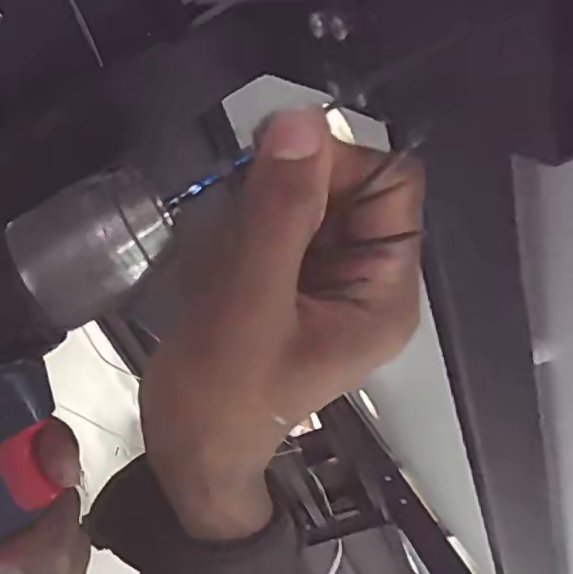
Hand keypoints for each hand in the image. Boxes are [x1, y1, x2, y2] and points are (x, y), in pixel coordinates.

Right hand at [140, 107, 425, 539]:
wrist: (185, 454)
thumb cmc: (220, 398)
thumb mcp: (248, 306)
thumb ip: (276, 215)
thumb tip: (299, 119)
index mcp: (380, 293)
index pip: (387, 187)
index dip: (333, 165)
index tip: (262, 173)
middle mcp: (356, 282)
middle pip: (338, 193)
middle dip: (276, 200)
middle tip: (228, 232)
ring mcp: (312, 285)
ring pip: (291, 209)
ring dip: (243, 223)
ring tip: (216, 272)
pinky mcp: (273, 289)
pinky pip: (260, 235)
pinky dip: (228, 241)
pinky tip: (208, 280)